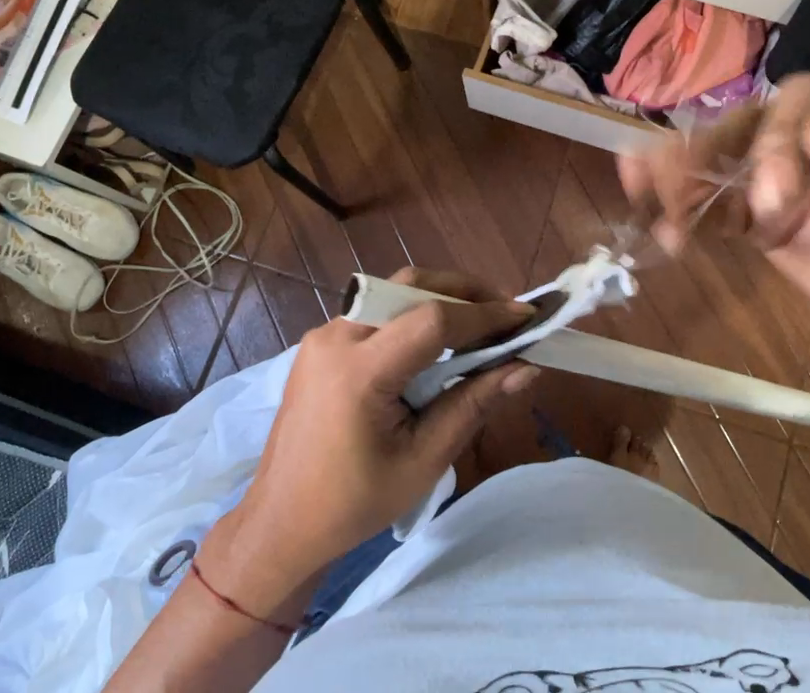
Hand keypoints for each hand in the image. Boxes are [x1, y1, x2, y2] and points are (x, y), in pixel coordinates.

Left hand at [202, 270, 539, 615]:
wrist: (281, 523)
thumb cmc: (354, 503)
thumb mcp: (423, 461)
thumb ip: (473, 405)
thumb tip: (525, 369)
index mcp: (358, 372)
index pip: (432, 320)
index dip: (485, 314)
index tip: (528, 317)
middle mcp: (335, 338)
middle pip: (409, 286)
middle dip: (464, 290)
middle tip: (507, 312)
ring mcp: (322, 337)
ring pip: (391, 292)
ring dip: (439, 298)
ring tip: (481, 324)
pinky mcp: (320, 345)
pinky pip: (374, 311)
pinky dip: (412, 315)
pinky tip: (438, 342)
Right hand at [620, 75, 809, 348]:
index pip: (802, 103)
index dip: (778, 136)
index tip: (775, 196)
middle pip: (746, 128)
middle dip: (709, 153)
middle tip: (679, 187)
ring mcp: (782, 184)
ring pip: (720, 166)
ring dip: (679, 177)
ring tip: (639, 190)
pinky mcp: (762, 226)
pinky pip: (717, 213)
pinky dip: (686, 218)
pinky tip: (661, 230)